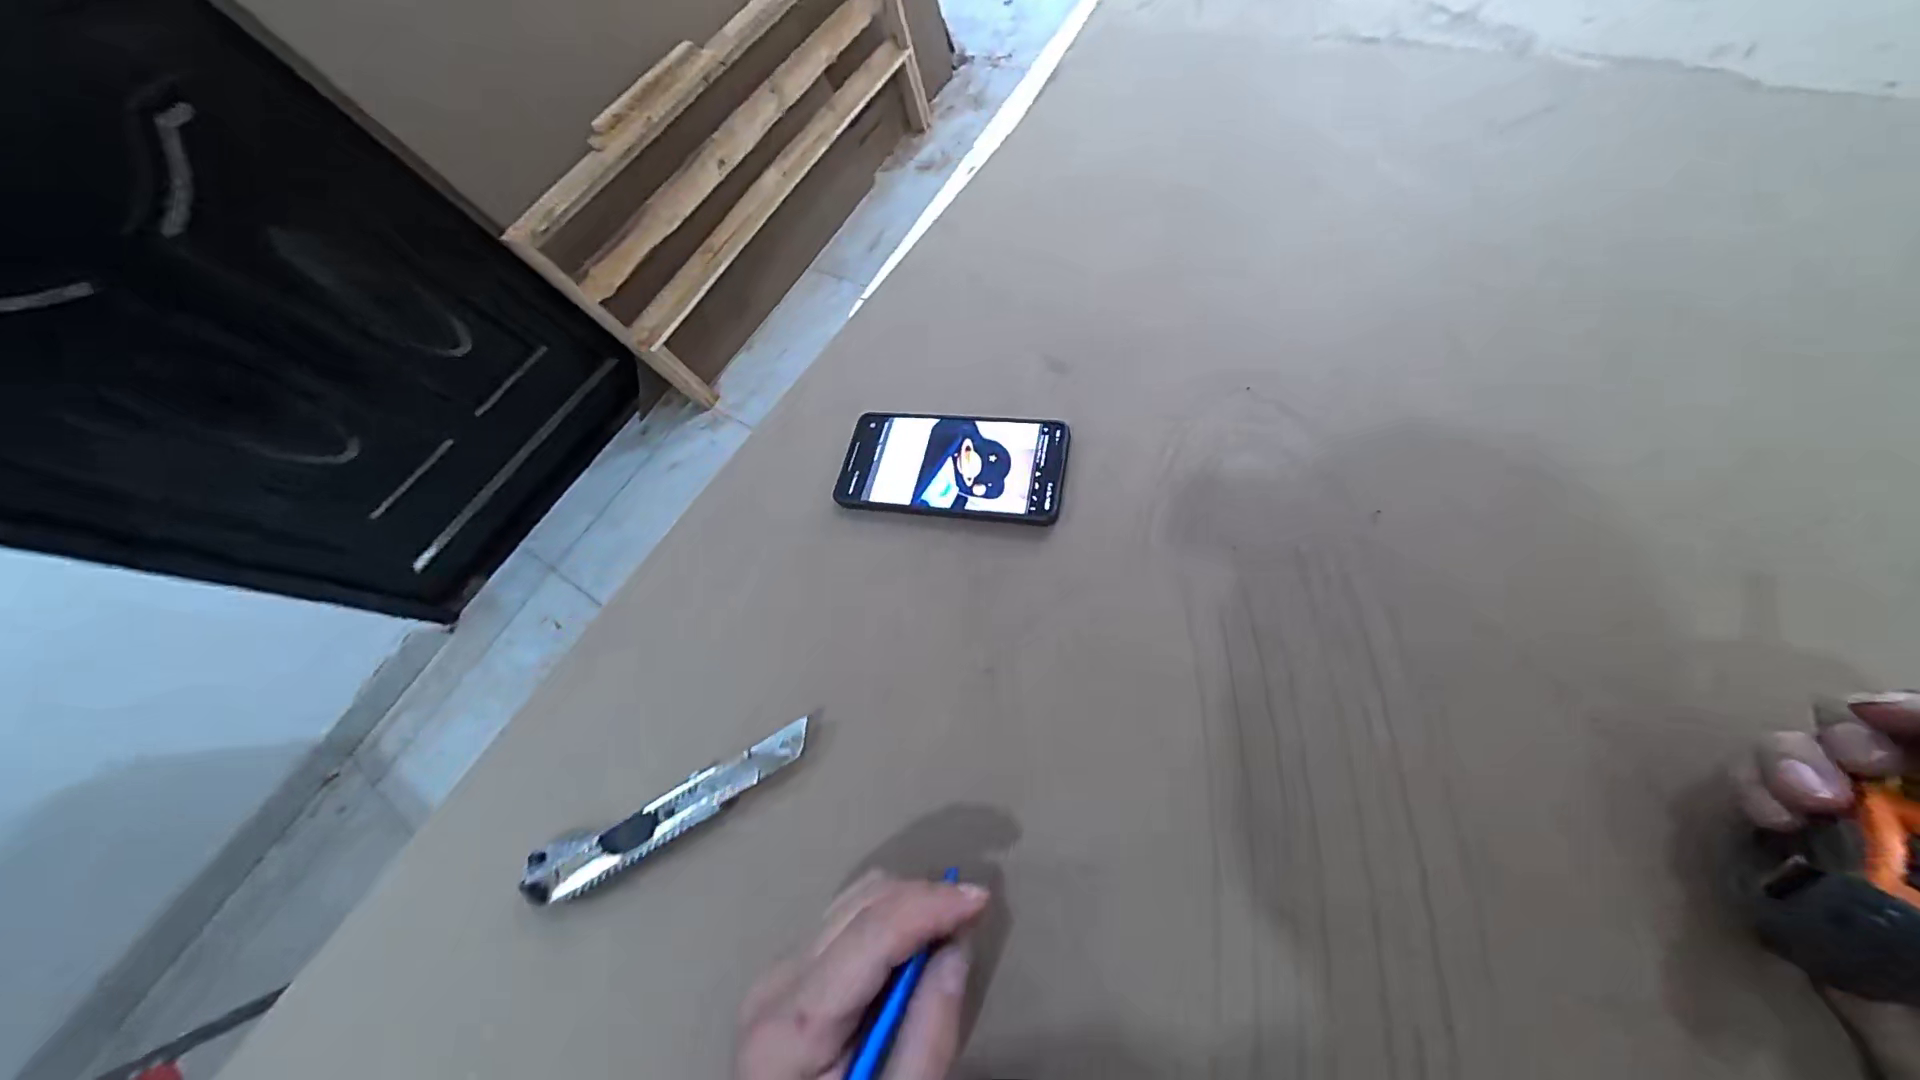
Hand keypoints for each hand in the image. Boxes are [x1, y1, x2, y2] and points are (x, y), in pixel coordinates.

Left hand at [736, 871, 988, 1079]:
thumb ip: (929, 1034)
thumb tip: (957, 947)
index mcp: (794, 1023)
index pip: (870, 934)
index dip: (928, 906)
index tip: (980, 900)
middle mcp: (778, 980)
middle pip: (861, 904)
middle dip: (923, 899)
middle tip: (971, 914)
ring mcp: (779, 970)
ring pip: (853, 900)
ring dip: (906, 903)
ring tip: (945, 928)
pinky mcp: (788, 970)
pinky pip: (843, 918)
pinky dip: (885, 917)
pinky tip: (910, 944)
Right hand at [1735, 691, 1919, 1078]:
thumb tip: (1875, 704)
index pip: (1910, 728)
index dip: (1896, 709)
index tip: (1883, 717)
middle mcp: (1896, 809)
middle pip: (1842, 733)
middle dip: (1828, 739)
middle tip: (1839, 775)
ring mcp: (1839, 835)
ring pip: (1784, 759)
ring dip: (1778, 763)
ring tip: (1793, 802)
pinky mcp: (1781, 858)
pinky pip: (1745, 802)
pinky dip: (1745, 792)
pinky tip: (1763, 814)